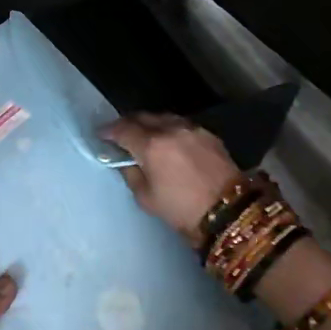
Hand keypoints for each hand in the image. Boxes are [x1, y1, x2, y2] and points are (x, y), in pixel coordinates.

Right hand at [101, 112, 244, 246]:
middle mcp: (170, 130)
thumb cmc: (181, 209)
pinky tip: (168, 141)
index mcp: (151, 145)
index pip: (122, 129)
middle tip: (120, 134)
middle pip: (142, 117)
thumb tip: (125, 160)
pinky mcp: (208, 135)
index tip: (101, 135)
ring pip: (163, 118)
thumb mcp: (145, 197)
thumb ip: (131, 173)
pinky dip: (169, 129)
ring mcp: (192, 129)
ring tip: (144, 135)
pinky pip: (181, 125)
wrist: (229, 212)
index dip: (108, 131)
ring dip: (150, 123)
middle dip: (128, 124)